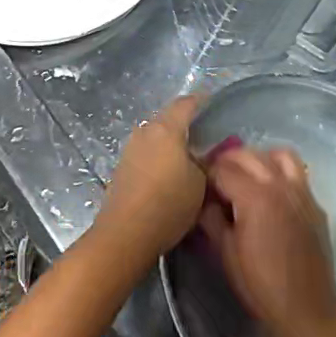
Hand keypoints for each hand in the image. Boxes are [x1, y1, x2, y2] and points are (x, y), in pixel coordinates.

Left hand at [99, 96, 206, 256]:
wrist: (125, 234)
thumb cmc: (169, 204)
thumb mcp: (200, 183)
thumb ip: (205, 162)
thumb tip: (206, 153)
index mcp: (166, 129)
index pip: (186, 103)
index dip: (201, 101)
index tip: (213, 104)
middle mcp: (145, 132)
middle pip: (168, 119)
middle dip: (186, 125)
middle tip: (205, 137)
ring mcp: (129, 150)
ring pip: (156, 137)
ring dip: (171, 143)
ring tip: (189, 158)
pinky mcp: (121, 168)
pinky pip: (146, 153)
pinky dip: (159, 157)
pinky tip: (169, 174)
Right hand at [201, 147, 335, 336]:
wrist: (306, 310)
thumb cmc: (260, 285)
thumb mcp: (226, 253)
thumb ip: (212, 219)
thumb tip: (203, 201)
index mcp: (256, 196)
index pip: (223, 169)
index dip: (205, 174)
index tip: (195, 183)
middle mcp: (281, 184)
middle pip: (249, 155)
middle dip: (227, 161)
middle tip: (213, 179)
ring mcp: (302, 192)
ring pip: (278, 155)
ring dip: (258, 158)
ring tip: (245, 177)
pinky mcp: (315, 204)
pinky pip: (297, 172)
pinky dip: (279, 171)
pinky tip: (269, 193)